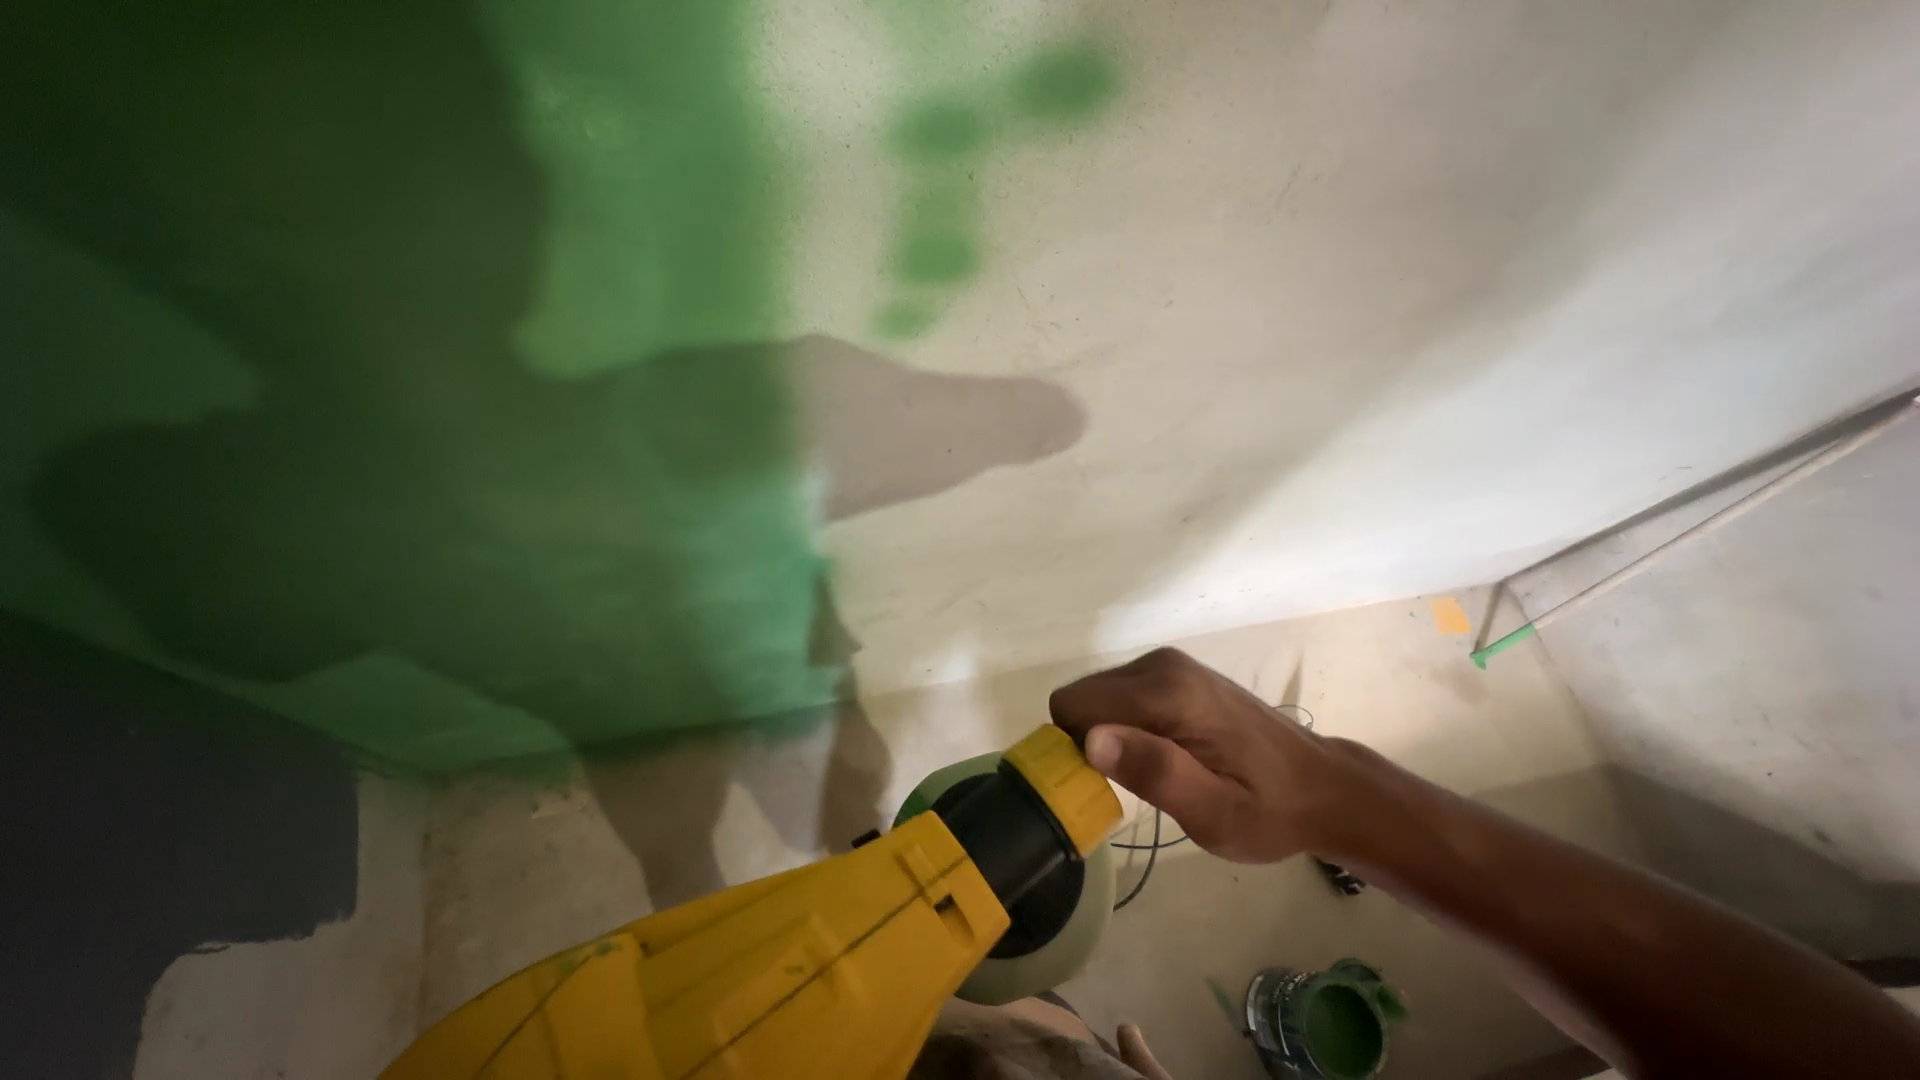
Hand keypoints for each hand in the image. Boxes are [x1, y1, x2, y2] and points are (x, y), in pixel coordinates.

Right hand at [1048, 647, 1376, 863]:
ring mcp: (1168, 664)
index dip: (1079, 750)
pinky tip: (1166, 753)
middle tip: (1140, 784)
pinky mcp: (1174, 673)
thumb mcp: (1214, 813)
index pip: (1073, 706)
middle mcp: (1161, 664)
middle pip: (1082, 699)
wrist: (1322, 787)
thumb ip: (1154, 773)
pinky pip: (1119, 696)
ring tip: (1159, 772)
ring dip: (1112, 737)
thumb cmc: (1269, 809)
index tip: (1112, 785)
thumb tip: (1091, 739)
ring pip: (1098, 698)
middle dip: (1095, 743)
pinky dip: (1127, 727)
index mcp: (1168, 691)